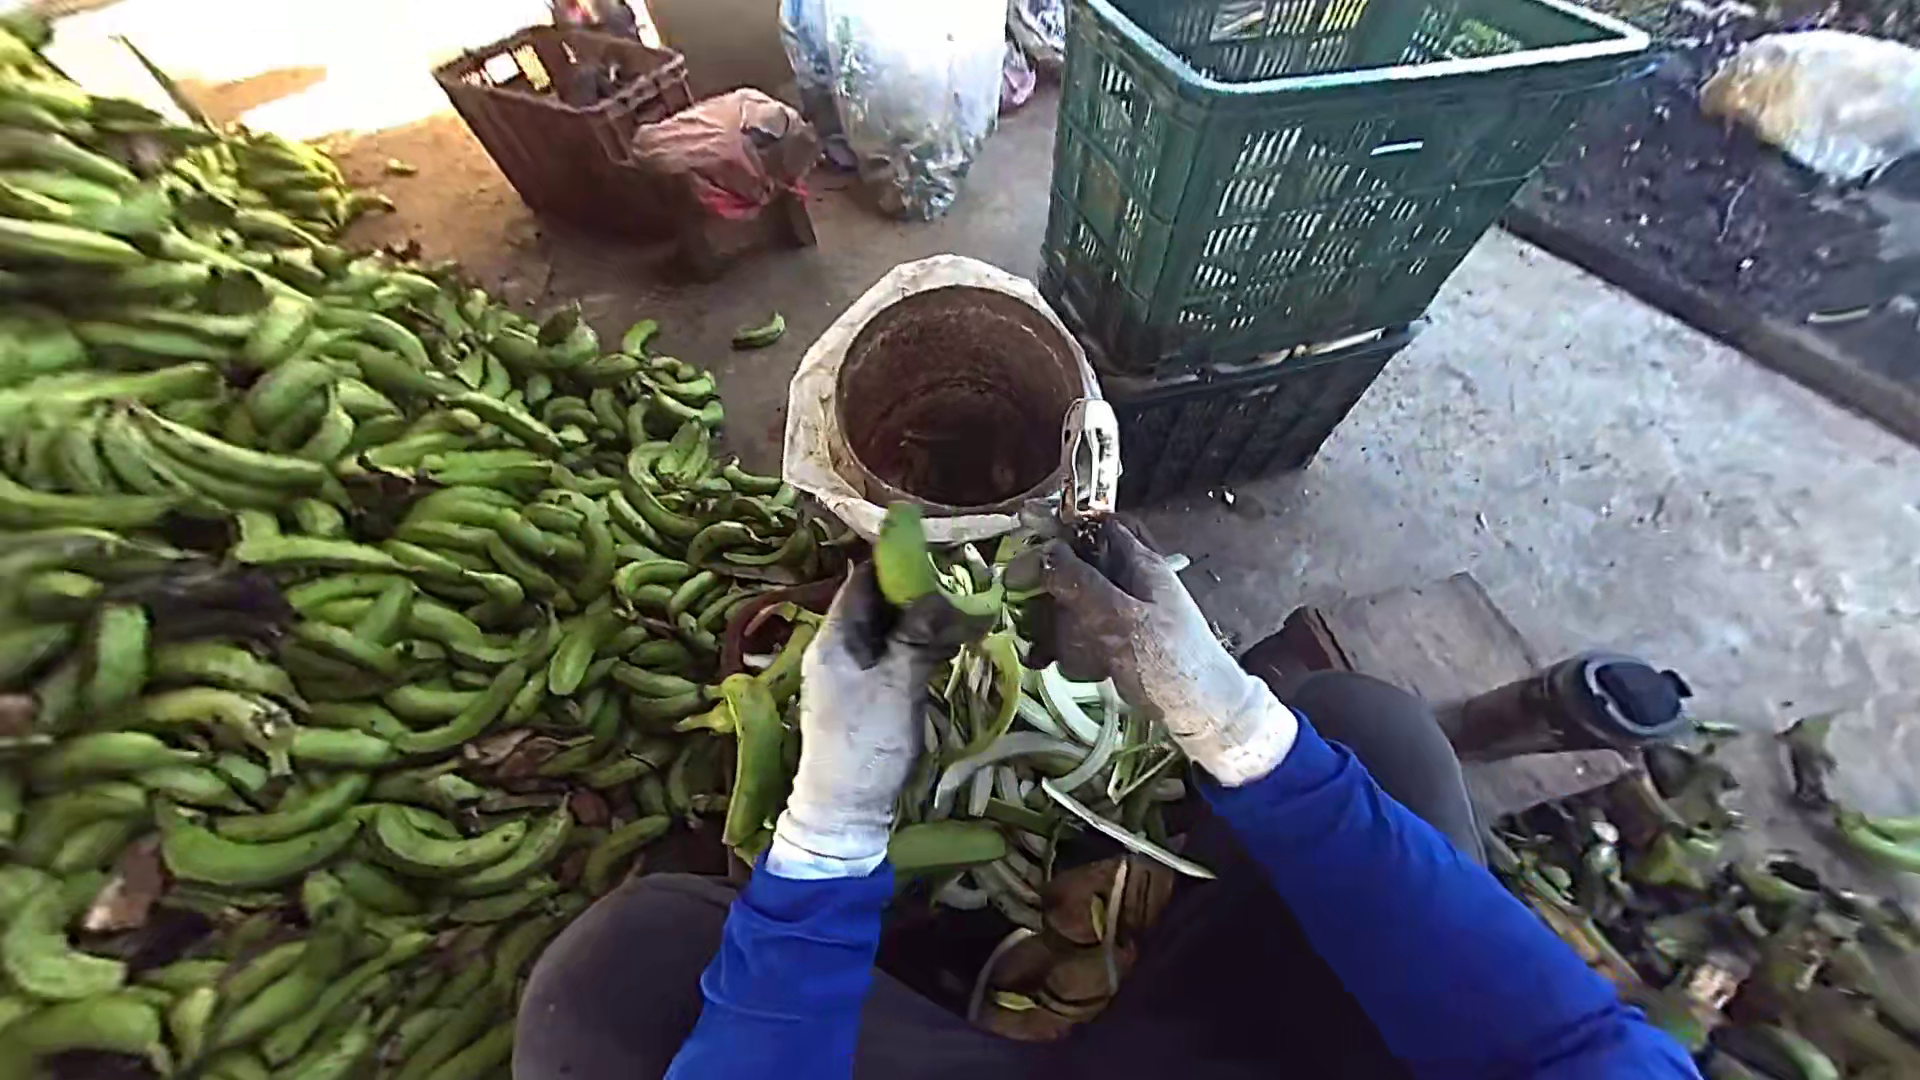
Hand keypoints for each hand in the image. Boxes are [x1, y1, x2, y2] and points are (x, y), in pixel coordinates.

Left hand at [770, 563, 986, 878]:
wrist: (848, 808)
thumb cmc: (865, 743)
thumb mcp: (895, 686)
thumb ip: (917, 637)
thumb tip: (940, 594)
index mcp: (835, 639)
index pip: (859, 584)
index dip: (890, 563)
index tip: (929, 552)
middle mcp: (843, 647)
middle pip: (879, 604)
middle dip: (915, 592)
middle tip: (957, 580)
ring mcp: (858, 668)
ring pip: (892, 629)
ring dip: (924, 619)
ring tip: (963, 607)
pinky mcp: (874, 687)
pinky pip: (898, 652)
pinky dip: (923, 643)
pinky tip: (952, 638)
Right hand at [1008, 519, 1296, 785]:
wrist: (1208, 718)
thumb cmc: (1170, 663)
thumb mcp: (1120, 620)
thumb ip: (1080, 583)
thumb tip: (1043, 551)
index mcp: (1138, 564)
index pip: (1094, 530)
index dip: (1059, 535)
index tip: (1027, 556)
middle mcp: (1129, 584)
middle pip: (1076, 570)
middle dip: (1048, 592)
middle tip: (1025, 613)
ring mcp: (1124, 615)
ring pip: (1075, 605)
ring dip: (1054, 626)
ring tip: (1041, 649)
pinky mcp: (1119, 644)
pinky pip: (1083, 635)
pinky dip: (1067, 648)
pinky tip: (1059, 665)